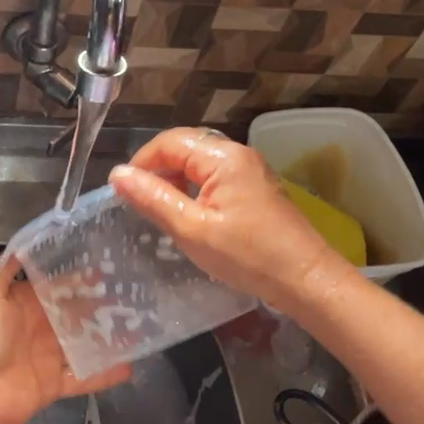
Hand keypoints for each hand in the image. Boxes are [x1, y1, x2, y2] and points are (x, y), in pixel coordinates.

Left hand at [0, 256, 131, 423]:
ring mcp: (48, 356)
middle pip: (76, 313)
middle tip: (133, 295)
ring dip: (107, 338)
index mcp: (25, 303)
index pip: (57, 285)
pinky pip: (84, 377)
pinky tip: (129, 366)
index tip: (107, 266)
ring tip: (138, 329)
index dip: (80, 276)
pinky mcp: (54, 383)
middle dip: (101, 305)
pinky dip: (104, 374)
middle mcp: (39, 326)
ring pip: (85, 344)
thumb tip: (24, 242)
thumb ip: (4, 269)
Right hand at [108, 127, 354, 308]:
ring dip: (175, 180)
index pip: (168, 142)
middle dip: (157, 169)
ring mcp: (249, 169)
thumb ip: (153, 199)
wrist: (307, 280)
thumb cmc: (248, 257)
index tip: (122, 191)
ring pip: (198, 161)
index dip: (141, 162)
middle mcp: (237, 153)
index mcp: (222, 156)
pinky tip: (188, 213)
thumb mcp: (192, 229)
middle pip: (184, 146)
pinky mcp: (255, 186)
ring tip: (160, 209)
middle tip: (139, 201)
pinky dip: (194, 188)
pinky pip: (214, 175)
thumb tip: (117, 174)